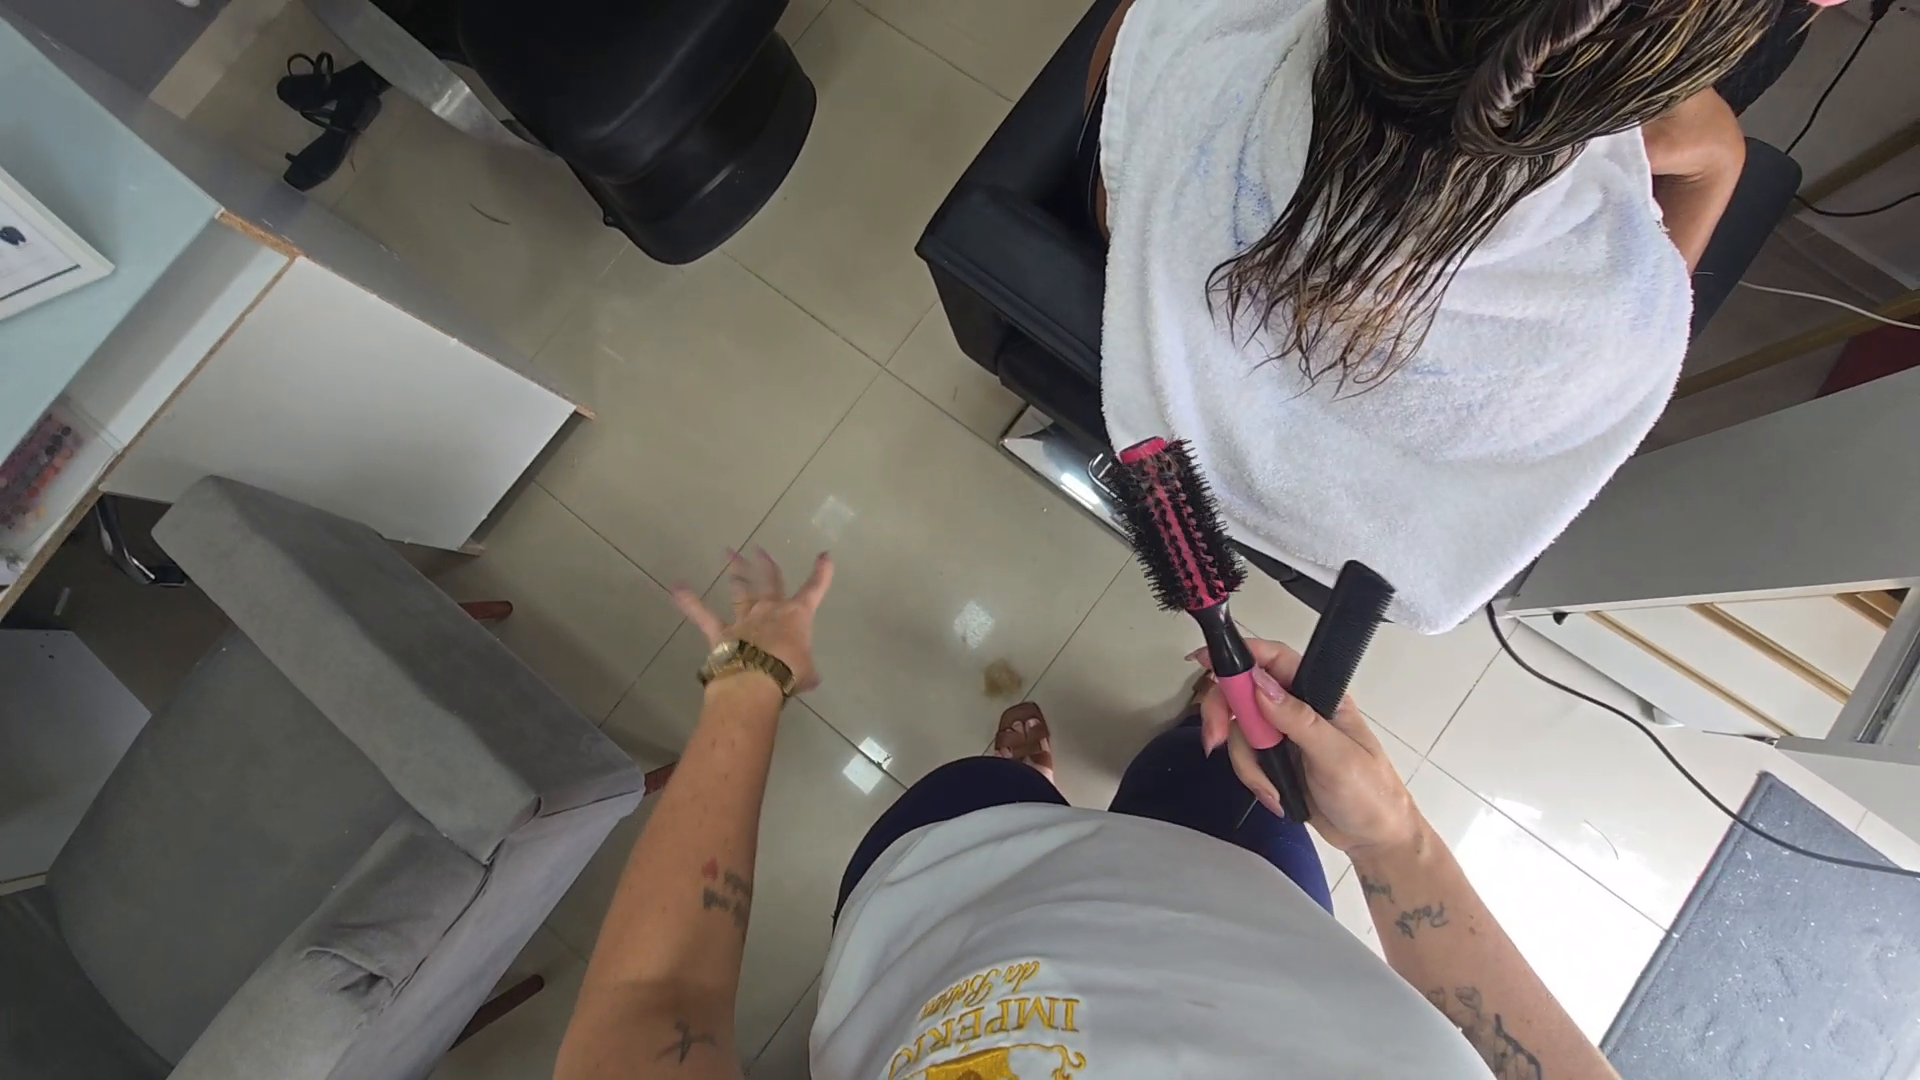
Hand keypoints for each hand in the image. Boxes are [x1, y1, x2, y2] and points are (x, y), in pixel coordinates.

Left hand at [673, 548, 833, 693]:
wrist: (756, 680)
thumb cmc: (788, 672)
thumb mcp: (807, 672)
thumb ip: (806, 669)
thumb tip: (808, 676)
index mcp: (796, 615)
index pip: (814, 589)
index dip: (821, 573)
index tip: (825, 556)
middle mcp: (770, 610)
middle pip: (769, 581)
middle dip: (765, 564)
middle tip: (759, 550)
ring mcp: (744, 619)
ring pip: (741, 591)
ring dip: (736, 573)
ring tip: (729, 555)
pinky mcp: (721, 632)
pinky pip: (702, 614)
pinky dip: (689, 601)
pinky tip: (677, 587)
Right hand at [1197, 638, 1421, 855]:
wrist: (1372, 840)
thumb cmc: (1372, 795)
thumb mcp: (1336, 757)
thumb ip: (1298, 719)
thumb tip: (1260, 684)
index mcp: (1318, 695)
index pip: (1273, 660)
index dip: (1239, 655)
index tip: (1204, 661)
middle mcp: (1296, 707)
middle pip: (1242, 692)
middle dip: (1224, 714)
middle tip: (1215, 738)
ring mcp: (1282, 732)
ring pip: (1238, 727)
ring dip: (1243, 759)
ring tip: (1268, 787)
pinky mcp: (1272, 756)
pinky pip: (1242, 753)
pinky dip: (1250, 775)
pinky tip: (1273, 793)